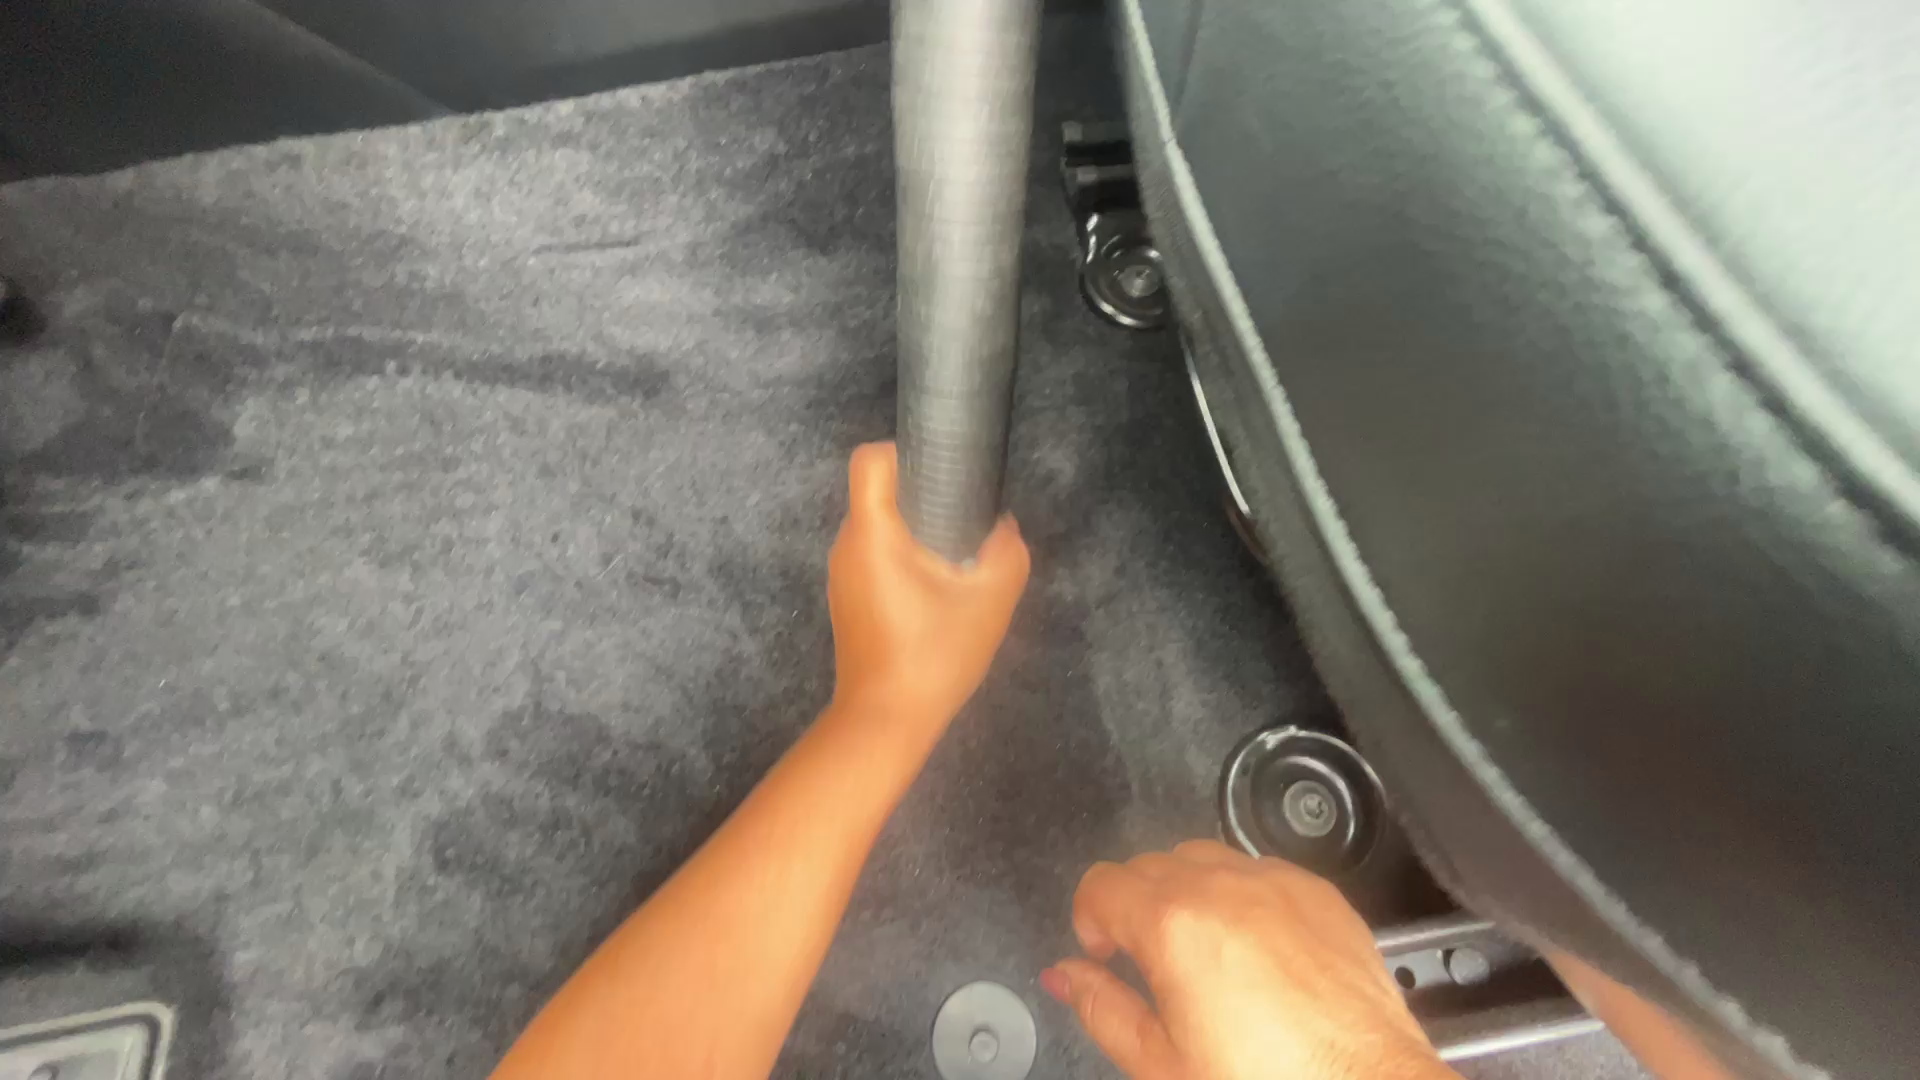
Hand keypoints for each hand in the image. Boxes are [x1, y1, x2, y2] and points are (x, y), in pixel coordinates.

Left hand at [827, 442, 1029, 720]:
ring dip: (914, 532)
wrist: (885, 721)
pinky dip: (902, 559)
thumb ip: (1006, 552)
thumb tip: (1000, 527)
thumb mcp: (990, 601)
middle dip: (922, 496)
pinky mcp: (846, 600)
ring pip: (877, 528)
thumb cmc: (934, 654)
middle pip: (877, 494)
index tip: (944, 474)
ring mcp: (841, 575)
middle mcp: (847, 545)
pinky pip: (874, 557)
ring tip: (954, 559)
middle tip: (965, 520)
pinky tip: (934, 593)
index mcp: (873, 533)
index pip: (870, 461)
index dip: (905, 453)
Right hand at [1044, 840, 1457, 1079]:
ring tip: (1204, 950)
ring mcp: (1271, 882)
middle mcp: (1219, 885)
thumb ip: (1102, 1009)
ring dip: (1184, 890)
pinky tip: (1255, 945)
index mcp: (1171, 924)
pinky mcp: (1316, 891)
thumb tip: (1064, 974)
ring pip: (1198, 856)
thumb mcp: (1163, 1068)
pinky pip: (1254, 867)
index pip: (1100, 883)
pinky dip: (1239, 893)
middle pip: (1146, 865)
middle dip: (1134, 906)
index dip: (1089, 918)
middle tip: (1151, 963)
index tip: (1103, 952)